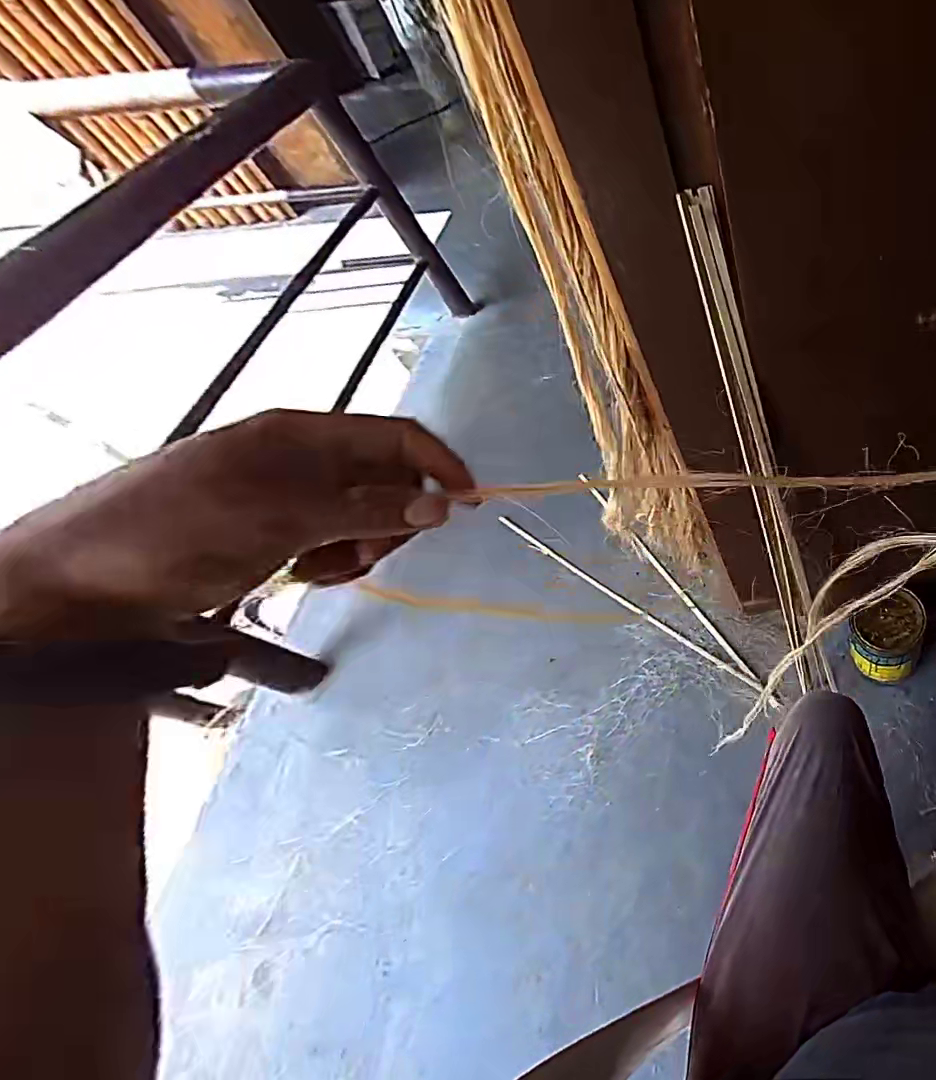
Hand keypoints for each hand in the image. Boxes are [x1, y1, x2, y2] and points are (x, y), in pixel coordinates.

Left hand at [0, 410, 474, 638]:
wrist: (69, 590)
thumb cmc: (176, 534)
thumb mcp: (284, 518)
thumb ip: (372, 511)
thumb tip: (446, 507)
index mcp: (302, 436)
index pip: (400, 437)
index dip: (442, 466)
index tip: (469, 506)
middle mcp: (302, 459)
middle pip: (392, 479)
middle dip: (397, 518)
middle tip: (376, 552)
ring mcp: (291, 495)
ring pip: (371, 515)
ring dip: (367, 545)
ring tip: (329, 568)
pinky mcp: (280, 529)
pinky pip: (341, 538)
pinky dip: (340, 559)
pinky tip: (308, 573)